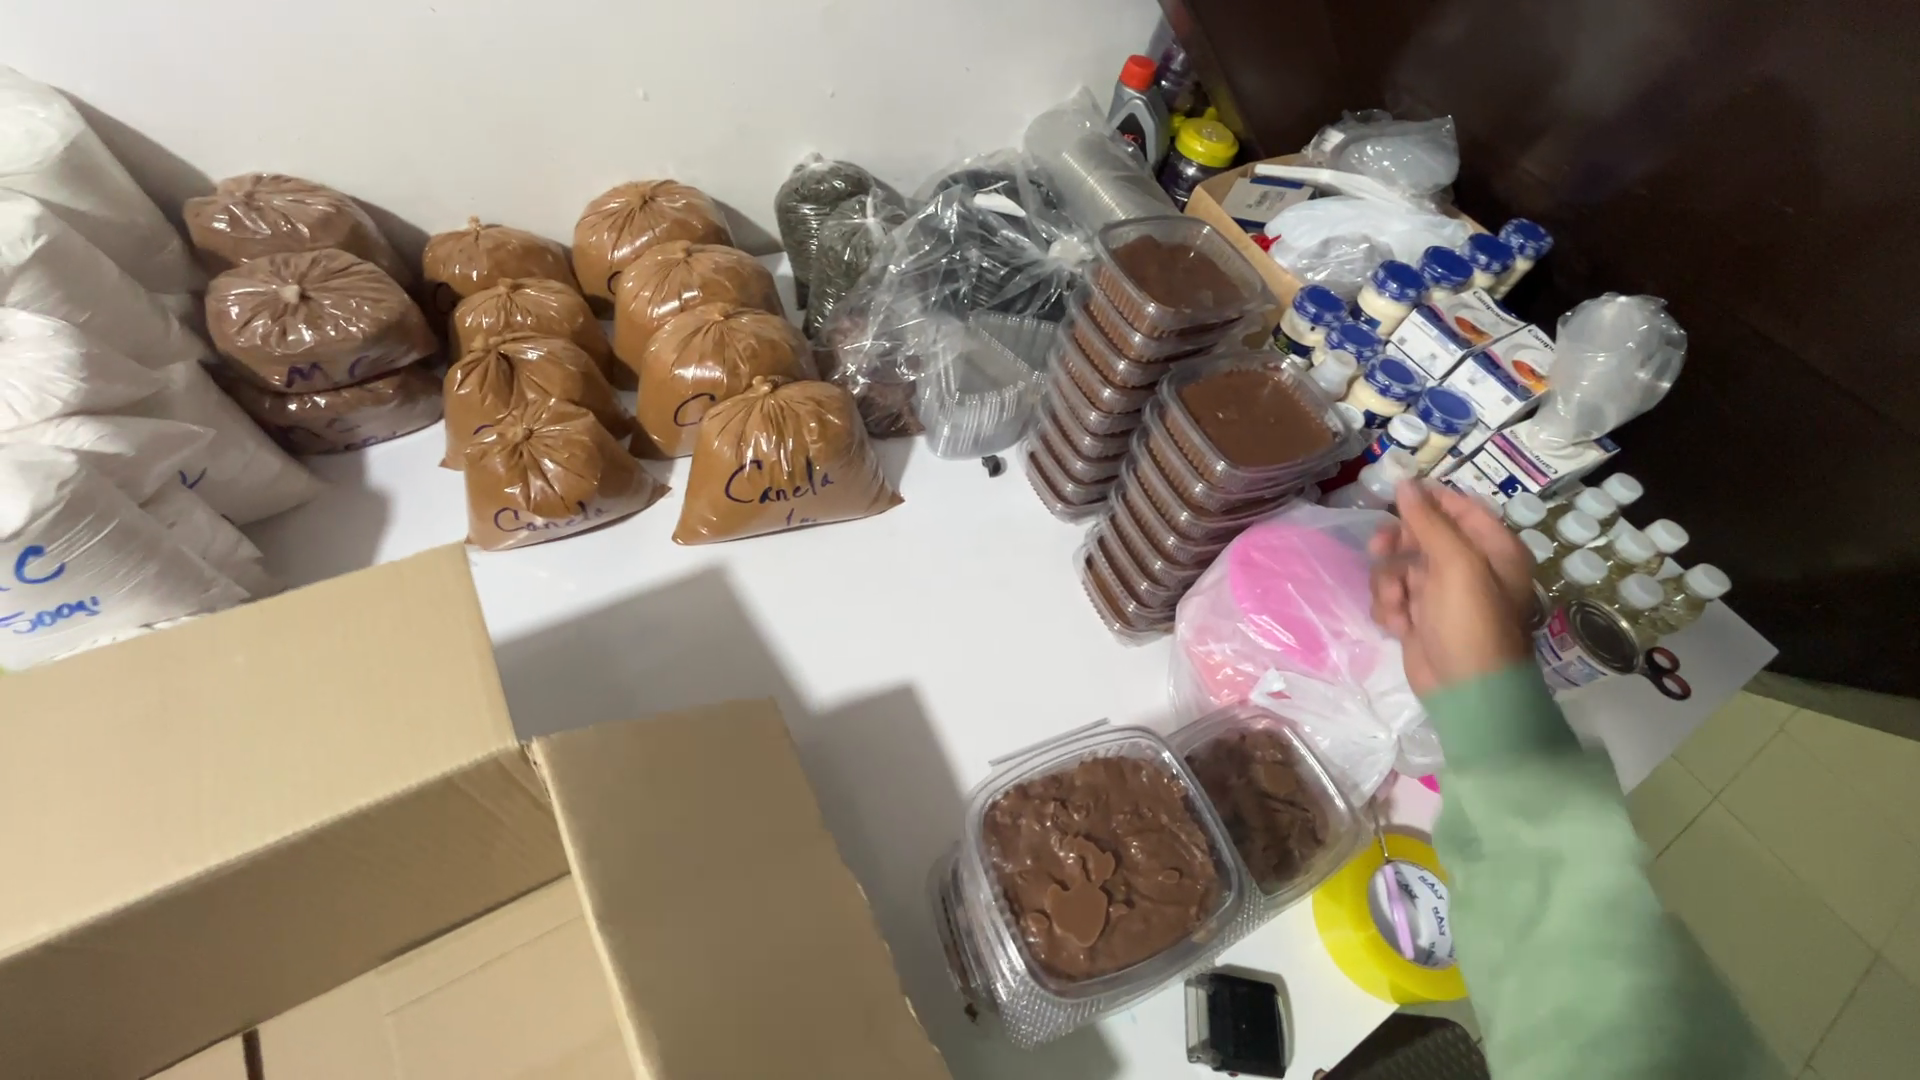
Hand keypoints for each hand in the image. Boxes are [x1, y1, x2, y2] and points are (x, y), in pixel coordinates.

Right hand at [1369, 481, 1535, 695]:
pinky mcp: (1417, 615)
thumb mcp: (1454, 565)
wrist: (1464, 689)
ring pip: (1397, 566)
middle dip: (1396, 547)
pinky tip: (1399, 625)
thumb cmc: (1470, 622)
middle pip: (1420, 535)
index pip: (1459, 507)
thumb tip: (1405, 483)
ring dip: (1388, 584)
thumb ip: (1428, 521)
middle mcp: (1467, 566)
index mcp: (1492, 549)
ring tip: (1397, 606)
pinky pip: (1390, 595)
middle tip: (1379, 551)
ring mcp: (1440, 593)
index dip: (1427, 501)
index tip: (1393, 498)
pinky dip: (1389, 608)